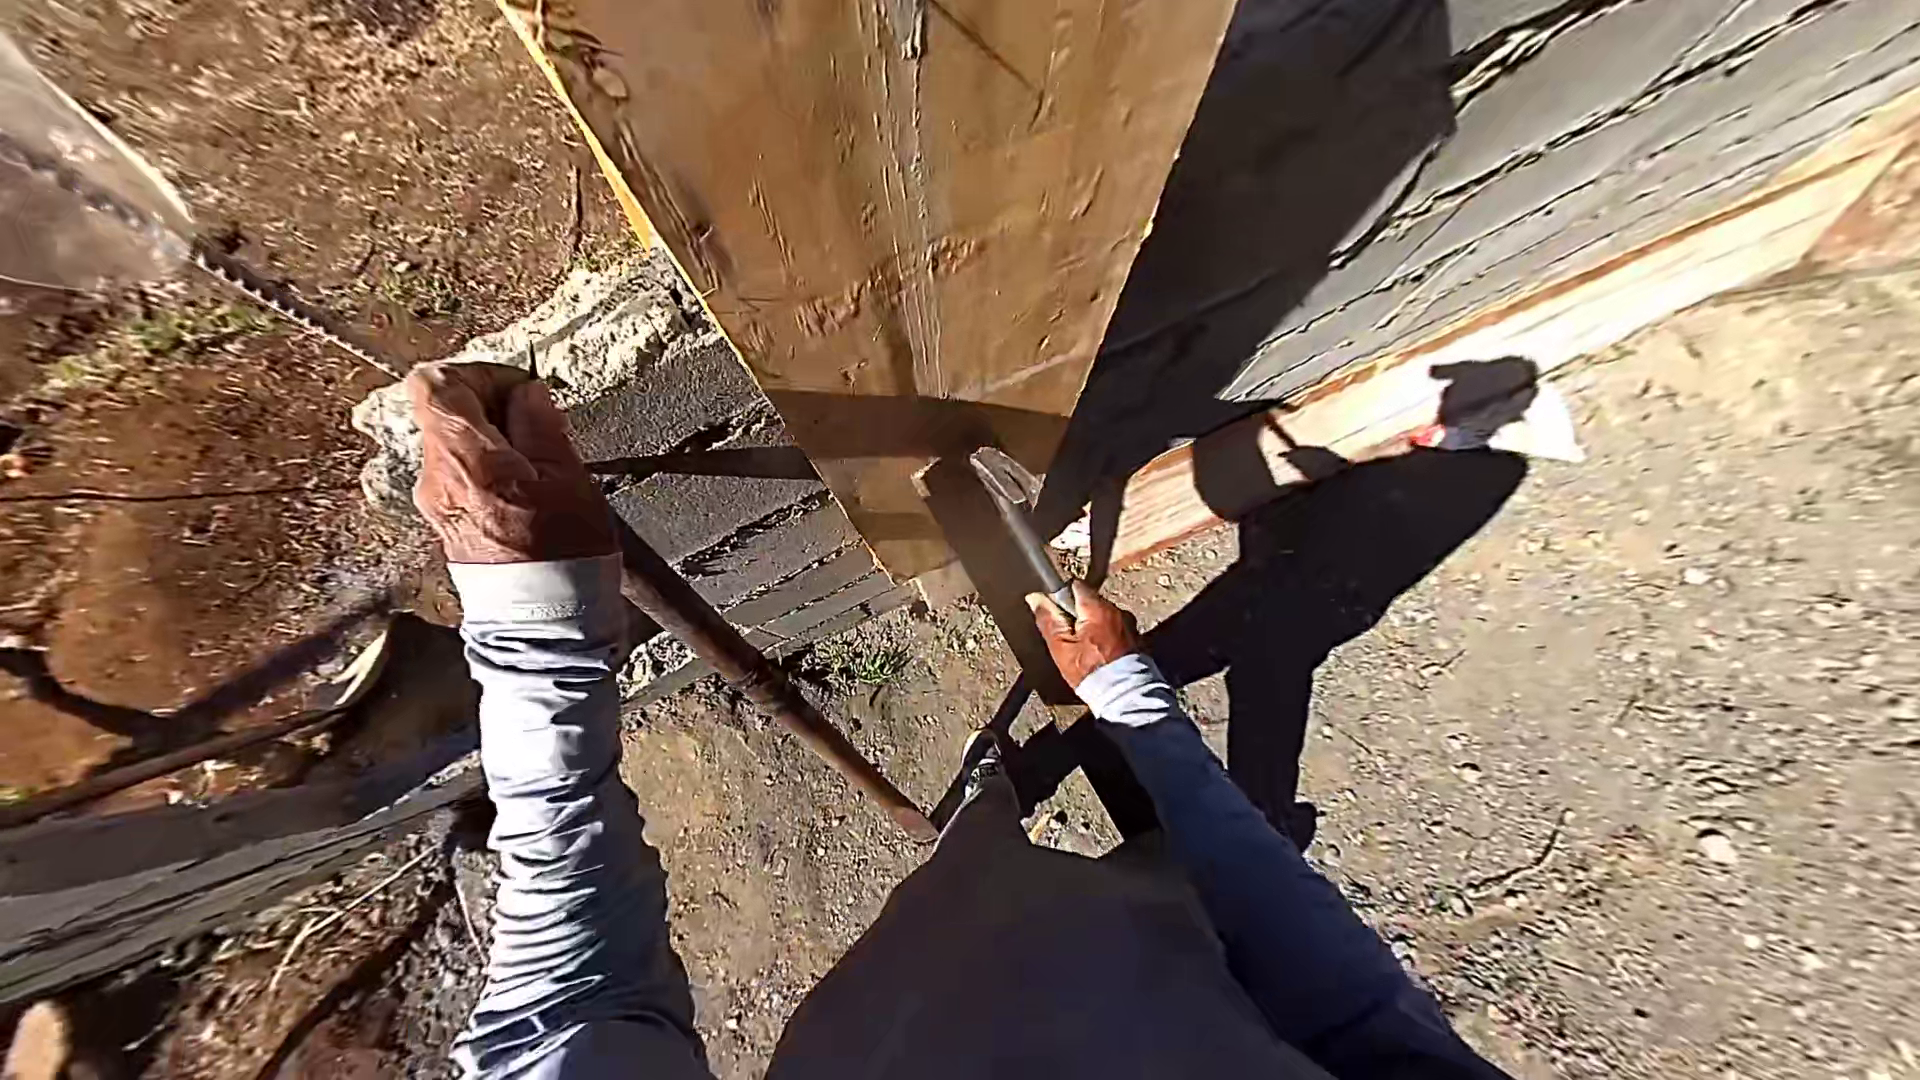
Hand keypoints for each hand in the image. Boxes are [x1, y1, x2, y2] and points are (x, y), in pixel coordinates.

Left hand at [407, 361, 615, 563]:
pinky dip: (489, 463)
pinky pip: (459, 471)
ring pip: (453, 442)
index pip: (438, 383)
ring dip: (494, 437)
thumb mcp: (569, 479)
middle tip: (540, 425)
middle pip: (443, 411)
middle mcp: (435, 476)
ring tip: (540, 460)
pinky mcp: (444, 518)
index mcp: (467, 459)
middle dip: (493, 406)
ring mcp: (434, 499)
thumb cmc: (565, 552)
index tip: (522, 389)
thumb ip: (542, 427)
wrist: (546, 615)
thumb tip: (528, 393)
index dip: (483, 374)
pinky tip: (526, 485)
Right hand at [1026, 580, 1141, 689]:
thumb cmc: (1090, 672)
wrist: (1124, 696)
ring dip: (1092, 626)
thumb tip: (1035, 598)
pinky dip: (1105, 637)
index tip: (1056, 614)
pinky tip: (1099, 655)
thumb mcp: (1060, 646)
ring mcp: (1129, 625)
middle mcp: (1117, 610)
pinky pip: (1114, 630)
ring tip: (1084, 650)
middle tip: (1068, 637)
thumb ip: (1047, 619)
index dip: (1061, 597)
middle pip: (1090, 601)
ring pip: (1102, 616)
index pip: (1075, 586)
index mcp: (1097, 608)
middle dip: (1077, 614)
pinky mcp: (1136, 639)